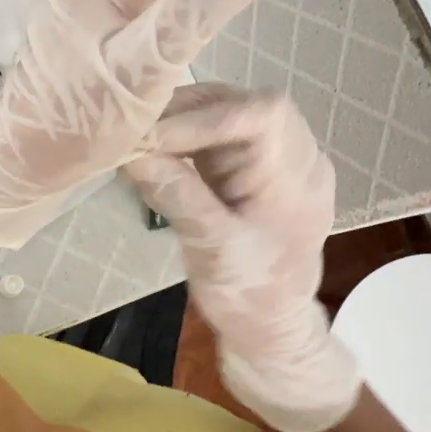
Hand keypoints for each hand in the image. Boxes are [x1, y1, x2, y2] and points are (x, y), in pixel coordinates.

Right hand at [126, 84, 359, 431]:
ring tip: (141, 136)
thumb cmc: (249, 295)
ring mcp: (275, 159)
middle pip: (245, 105)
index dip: (206, 114)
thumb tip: (132, 153)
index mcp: (298, 179)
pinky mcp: (252, 167)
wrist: (270, 327)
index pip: (261, 116)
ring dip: (184, 119)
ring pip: (231, 112)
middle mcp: (296, 157)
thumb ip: (177, 196)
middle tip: (138, 128)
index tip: (153, 132)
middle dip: (190, 110)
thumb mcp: (211, 249)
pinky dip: (186, 134)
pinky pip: (221, 134)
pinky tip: (156, 148)